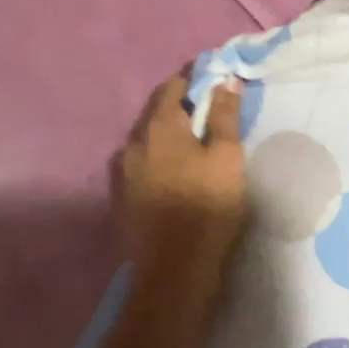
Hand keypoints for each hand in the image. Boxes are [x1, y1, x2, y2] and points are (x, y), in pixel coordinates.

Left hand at [117, 70, 249, 275]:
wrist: (175, 271)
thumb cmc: (208, 206)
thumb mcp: (227, 156)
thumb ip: (224, 115)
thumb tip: (224, 81)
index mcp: (157, 126)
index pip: (173, 86)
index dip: (194, 77)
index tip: (214, 76)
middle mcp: (132, 142)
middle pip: (155, 111)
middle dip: (179, 103)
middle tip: (207, 106)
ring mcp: (122, 172)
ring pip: (146, 138)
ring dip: (167, 131)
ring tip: (193, 138)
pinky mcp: (121, 197)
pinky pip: (140, 163)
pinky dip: (158, 156)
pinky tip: (175, 169)